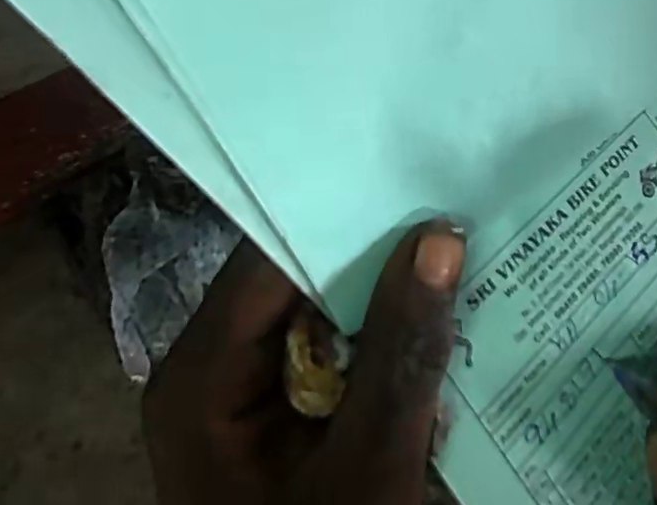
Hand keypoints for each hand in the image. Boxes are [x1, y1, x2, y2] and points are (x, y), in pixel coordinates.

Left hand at [141, 219, 466, 504]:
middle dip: (375, 250)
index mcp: (201, 377)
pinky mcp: (286, 405)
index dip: (340, 217)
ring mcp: (252, 385)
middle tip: (448, 210)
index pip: (271, 259)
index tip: (411, 184)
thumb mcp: (367, 473)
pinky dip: (385, 329)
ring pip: (324, 304)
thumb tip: (441, 236)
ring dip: (388, 288)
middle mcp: (217, 365)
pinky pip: (338, 340)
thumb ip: (402, 354)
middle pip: (299, 275)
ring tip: (455, 244)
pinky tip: (438, 310)